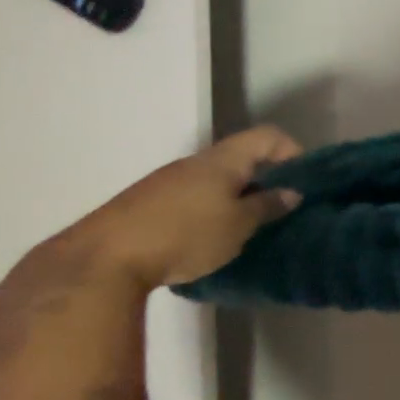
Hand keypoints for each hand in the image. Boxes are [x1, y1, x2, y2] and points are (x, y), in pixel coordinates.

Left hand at [54, 126, 304, 290]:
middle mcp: (192, 164)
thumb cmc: (183, 236)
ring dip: (234, 199)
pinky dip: (206, 212)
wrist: (97, 263)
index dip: (292, 151)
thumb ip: (268, 206)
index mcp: (221, 161)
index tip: (302, 180)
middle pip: (239, 160)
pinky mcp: (142, 205)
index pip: (268, 136)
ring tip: (242, 230)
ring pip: (213, 181)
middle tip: (276, 210)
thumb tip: (290, 192)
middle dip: (263, 181)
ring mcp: (163, 184)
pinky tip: (205, 240)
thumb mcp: (239, 225)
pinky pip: (188, 199)